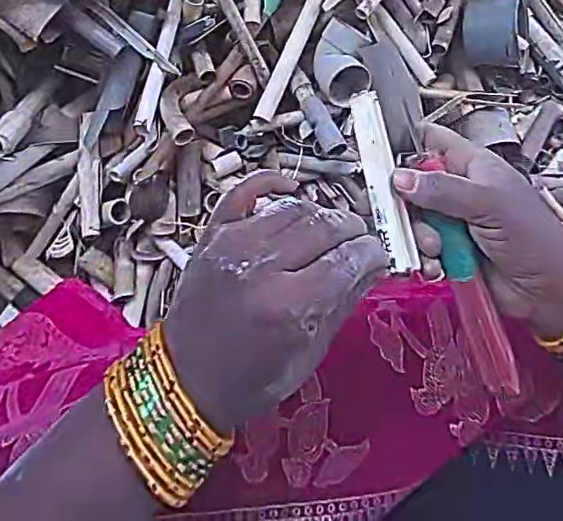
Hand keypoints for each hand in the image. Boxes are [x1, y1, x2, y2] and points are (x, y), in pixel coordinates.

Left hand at [161, 172, 387, 432]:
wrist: (184, 379)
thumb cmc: (250, 378)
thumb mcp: (307, 354)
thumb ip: (342, 302)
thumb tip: (374, 264)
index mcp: (287, 307)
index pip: (346, 260)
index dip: (371, 253)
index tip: (379, 254)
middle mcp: (261, 267)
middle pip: (324, 227)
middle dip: (352, 230)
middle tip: (360, 241)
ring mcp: (234, 243)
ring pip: (294, 208)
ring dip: (321, 214)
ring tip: (332, 229)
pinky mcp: (214, 232)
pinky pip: (247, 190)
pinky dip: (271, 184)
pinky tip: (292, 191)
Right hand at [395, 124, 562, 339]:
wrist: (552, 293)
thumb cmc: (534, 236)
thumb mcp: (488, 202)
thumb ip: (443, 189)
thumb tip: (400, 178)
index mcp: (471, 164)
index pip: (430, 140)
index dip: (405, 144)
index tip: (381, 157)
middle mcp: (458, 188)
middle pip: (412, 183)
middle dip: (407, 202)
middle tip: (410, 216)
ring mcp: (453, 220)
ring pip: (414, 219)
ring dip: (419, 235)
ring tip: (437, 247)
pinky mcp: (450, 251)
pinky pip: (422, 248)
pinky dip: (425, 258)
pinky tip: (438, 264)